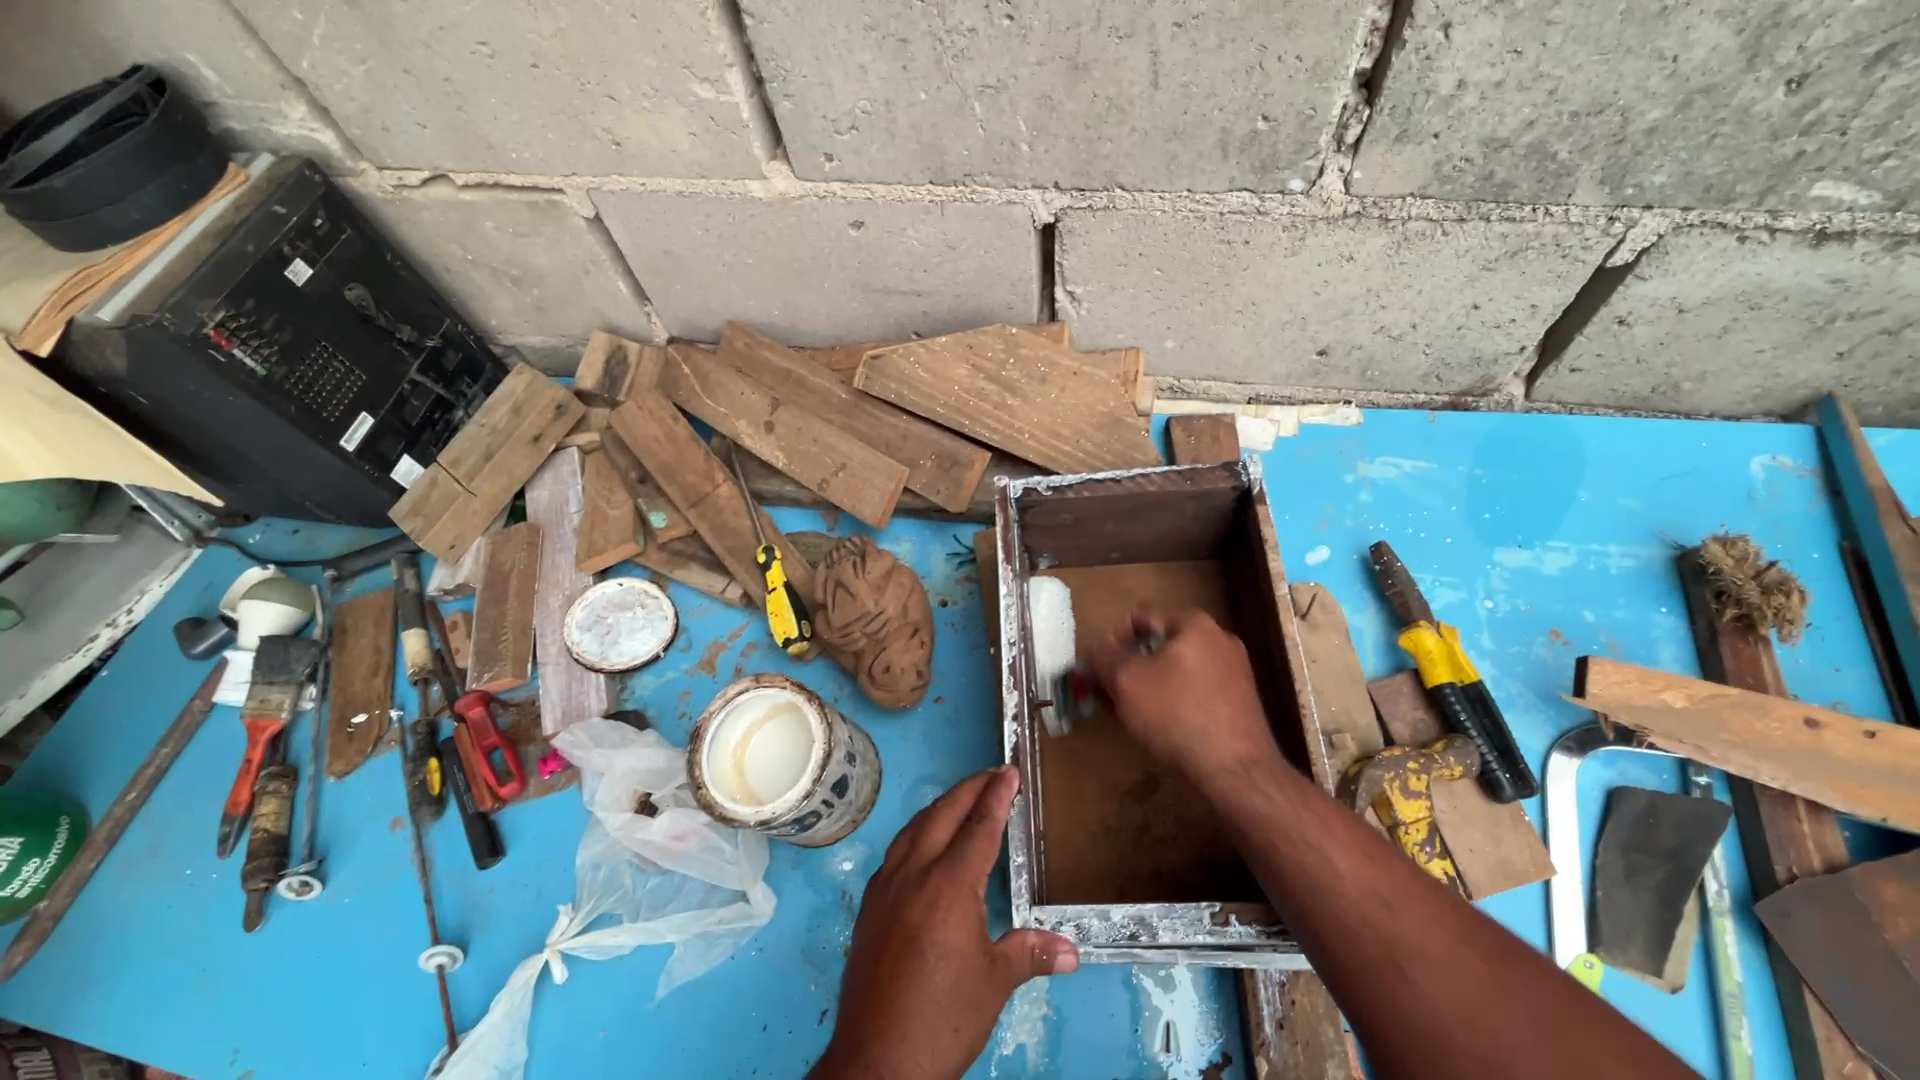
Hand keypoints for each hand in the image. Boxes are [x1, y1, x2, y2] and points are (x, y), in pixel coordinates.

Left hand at [811, 767, 1077, 1079]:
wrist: (877, 1060)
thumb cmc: (943, 1019)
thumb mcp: (995, 983)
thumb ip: (1030, 954)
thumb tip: (1071, 951)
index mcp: (948, 886)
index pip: (978, 827)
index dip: (997, 797)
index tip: (1009, 771)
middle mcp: (912, 876)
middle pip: (941, 815)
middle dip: (968, 789)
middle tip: (992, 774)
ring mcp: (885, 890)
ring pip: (912, 830)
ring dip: (939, 809)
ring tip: (961, 801)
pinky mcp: (869, 909)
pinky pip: (895, 854)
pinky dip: (916, 835)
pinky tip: (924, 848)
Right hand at [1086, 609, 1284, 790]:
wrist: (1234, 768)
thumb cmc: (1176, 713)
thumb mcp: (1125, 680)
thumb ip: (1105, 656)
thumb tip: (1099, 648)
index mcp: (1195, 624)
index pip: (1141, 618)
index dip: (1114, 640)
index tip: (1101, 669)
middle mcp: (1220, 640)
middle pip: (1161, 645)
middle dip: (1133, 666)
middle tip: (1113, 693)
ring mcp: (1235, 672)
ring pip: (1179, 670)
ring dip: (1152, 686)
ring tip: (1134, 714)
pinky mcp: (1241, 702)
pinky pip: (1197, 692)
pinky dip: (1176, 702)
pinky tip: (1163, 727)